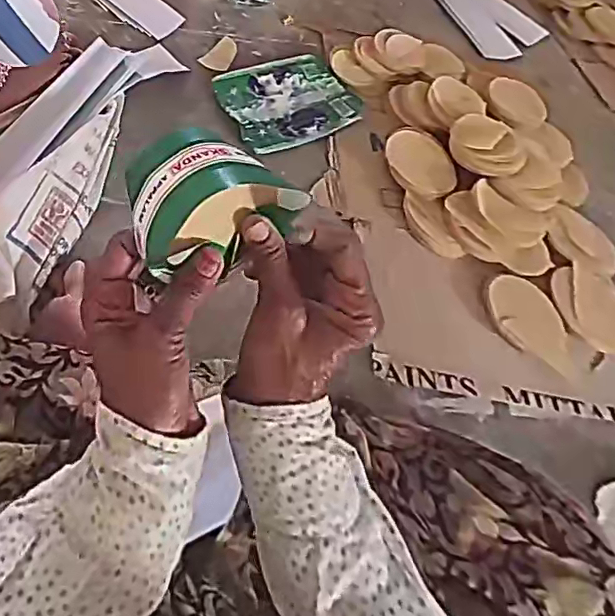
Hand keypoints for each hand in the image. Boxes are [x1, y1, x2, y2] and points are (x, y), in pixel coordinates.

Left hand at [80, 232, 222, 435]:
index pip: (118, 251)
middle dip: (164, 242)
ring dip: (177, 259)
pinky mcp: (158, 324)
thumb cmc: (145, 390)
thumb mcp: (164, 334)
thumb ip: (187, 291)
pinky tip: (206, 268)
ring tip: (204, 241)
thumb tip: (210, 253)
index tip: (174, 218)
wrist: (155, 435)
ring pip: (155, 272)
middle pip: (138, 258)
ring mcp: (137, 313)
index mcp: (101, 302)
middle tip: (194, 225)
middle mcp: (115, 303)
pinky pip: (169, 289)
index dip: (144, 233)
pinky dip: (185, 277)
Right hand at [227, 212, 381, 406]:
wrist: (267, 404)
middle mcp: (351, 294)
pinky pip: (296, 259)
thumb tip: (257, 222)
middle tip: (269, 211)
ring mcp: (329, 291)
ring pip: (311, 247)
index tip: (284, 212)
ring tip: (257, 226)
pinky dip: (276, 250)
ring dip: (283, 235)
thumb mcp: (278, 312)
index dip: (316, 227)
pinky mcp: (308, 291)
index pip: (345, 249)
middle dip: (298, 226)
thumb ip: (272, 263)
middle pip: (330, 244)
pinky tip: (256, 248)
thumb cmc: (279, 368)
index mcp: (358, 305)